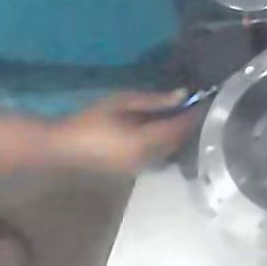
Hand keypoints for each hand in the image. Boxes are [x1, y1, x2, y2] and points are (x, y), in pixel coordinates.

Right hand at [51, 91, 198, 172]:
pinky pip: (162, 156)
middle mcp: (148, 159)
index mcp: (144, 142)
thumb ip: (154, 100)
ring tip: (183, 116)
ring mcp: (143, 168)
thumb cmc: (90, 119)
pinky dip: (169, 143)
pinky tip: (166, 130)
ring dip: (181, 135)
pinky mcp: (136, 171)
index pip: (179, 127)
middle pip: (179, 141)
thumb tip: (183, 95)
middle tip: (197, 106)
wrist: (61, 145)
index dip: (194, 114)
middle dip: (190, 125)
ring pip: (172, 150)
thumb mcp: (121, 102)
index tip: (205, 100)